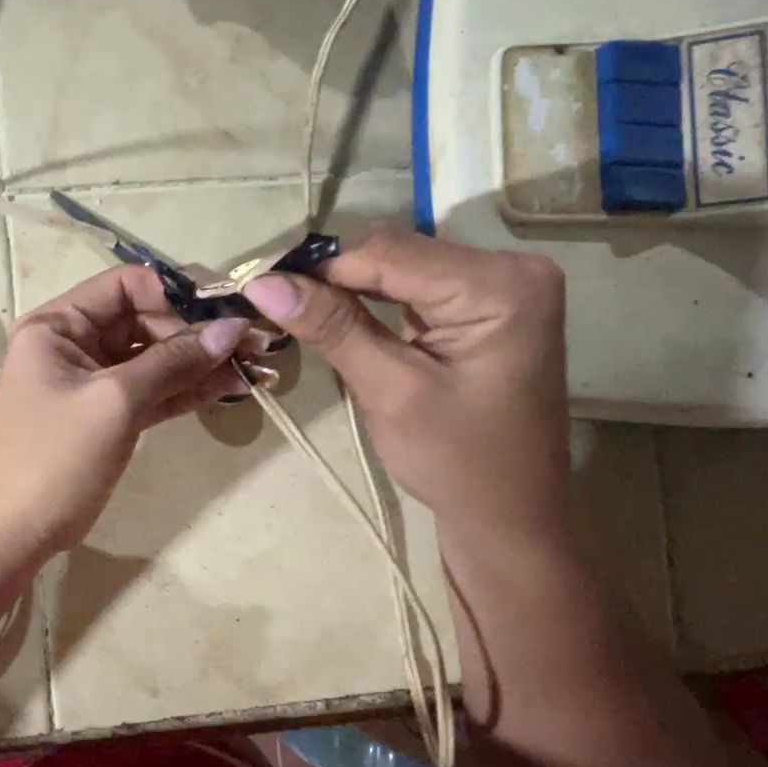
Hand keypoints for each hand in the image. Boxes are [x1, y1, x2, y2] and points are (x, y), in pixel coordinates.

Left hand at [0, 264, 254, 556]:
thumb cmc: (55, 458)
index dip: (174, 295)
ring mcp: (91, 382)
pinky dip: (186, 390)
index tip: (222, 315)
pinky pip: (151, 392)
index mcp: (57, 326)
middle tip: (253, 344)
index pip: (124, 286)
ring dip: (200, 363)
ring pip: (153, 360)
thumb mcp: (115, 402)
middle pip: (144, 321)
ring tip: (255, 364)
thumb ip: (173, 361)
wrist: (17, 530)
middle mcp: (72, 344)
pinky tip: (230, 387)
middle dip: (196, 333)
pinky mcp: (106, 416)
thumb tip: (232, 329)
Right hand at [242, 230, 570, 548]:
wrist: (508, 513)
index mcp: (500, 285)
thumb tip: (263, 285)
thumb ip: (333, 328)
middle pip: (398, 253)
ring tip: (292, 306)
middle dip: (332, 274)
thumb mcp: (390, 391)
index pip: (390, 252)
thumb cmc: (457, 462)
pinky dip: (371, 300)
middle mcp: (509, 268)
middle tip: (270, 299)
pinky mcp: (485, 306)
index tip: (258, 286)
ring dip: (346, 286)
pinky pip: (415, 287)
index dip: (320, 266)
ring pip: (401, 267)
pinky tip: (335, 316)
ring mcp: (501, 285)